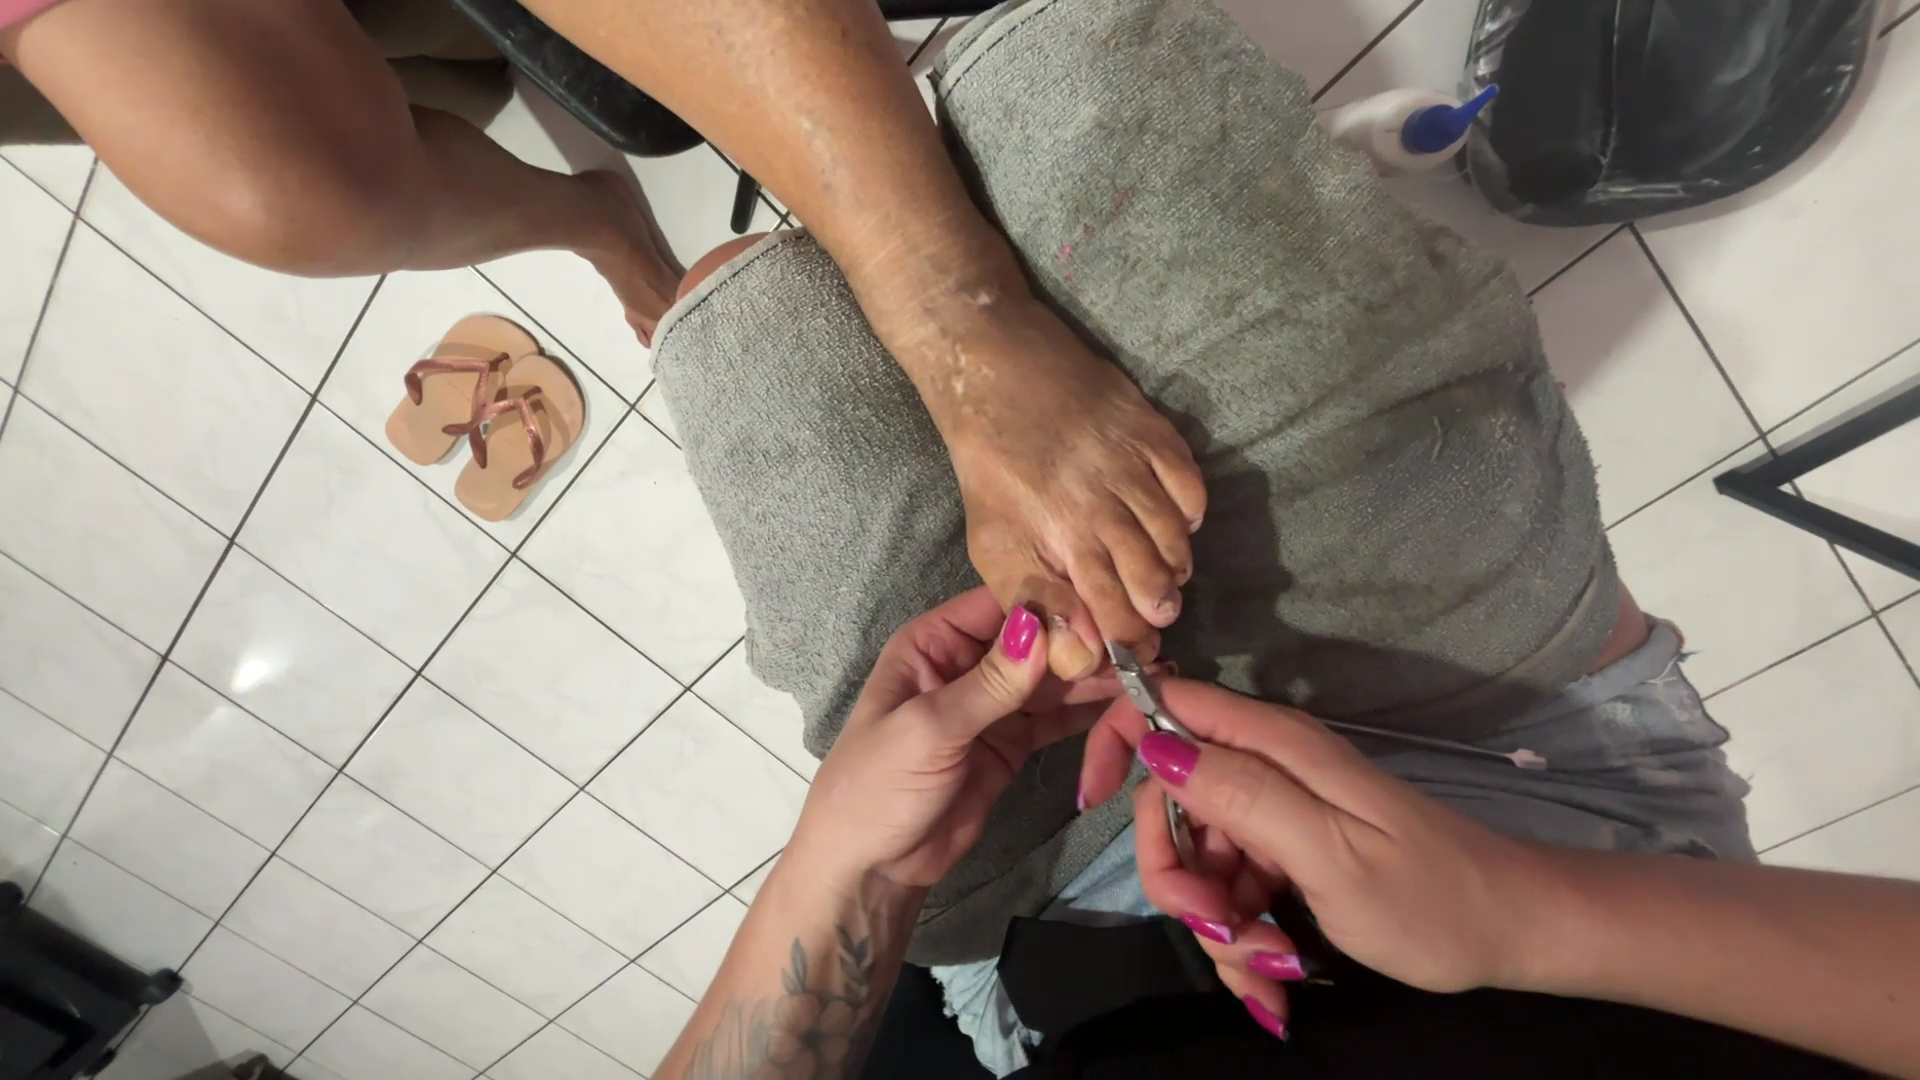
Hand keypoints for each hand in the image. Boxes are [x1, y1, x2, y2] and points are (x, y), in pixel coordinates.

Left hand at [792, 586, 1124, 889]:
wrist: (873, 867)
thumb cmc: (879, 785)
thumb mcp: (931, 728)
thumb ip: (990, 682)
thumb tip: (1042, 626)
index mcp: (934, 642)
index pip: (999, 604)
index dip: (1050, 603)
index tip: (1104, 606)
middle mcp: (966, 661)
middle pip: (1033, 640)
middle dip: (1081, 640)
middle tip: (1140, 642)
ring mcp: (992, 703)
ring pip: (1050, 677)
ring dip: (1092, 674)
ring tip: (1146, 668)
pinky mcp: (1012, 740)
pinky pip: (1055, 716)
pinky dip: (1087, 710)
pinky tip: (1125, 700)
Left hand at [912, 298, 1207, 679]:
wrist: (994, 372)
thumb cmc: (990, 467)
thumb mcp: (991, 542)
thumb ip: (1033, 598)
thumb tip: (1077, 653)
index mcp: (1059, 537)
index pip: (1114, 612)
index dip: (1129, 642)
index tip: (1133, 651)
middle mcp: (1103, 505)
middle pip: (1155, 582)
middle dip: (1155, 611)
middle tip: (1151, 615)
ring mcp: (1133, 465)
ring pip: (1178, 541)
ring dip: (1174, 569)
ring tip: (1159, 576)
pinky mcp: (1153, 431)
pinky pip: (1193, 490)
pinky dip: (1189, 517)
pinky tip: (1170, 524)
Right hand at [1078, 680, 1558, 1034]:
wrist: (1511, 934)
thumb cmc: (1429, 897)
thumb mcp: (1329, 853)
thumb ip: (1240, 794)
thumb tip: (1156, 747)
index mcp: (1269, 744)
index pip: (1162, 704)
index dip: (1116, 739)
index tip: (1095, 803)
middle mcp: (1260, 764)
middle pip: (1166, 797)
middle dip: (1176, 870)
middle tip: (1220, 926)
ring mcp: (1269, 808)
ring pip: (1193, 852)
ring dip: (1213, 918)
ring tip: (1270, 966)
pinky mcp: (1279, 846)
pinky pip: (1226, 885)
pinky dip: (1237, 934)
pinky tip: (1274, 976)